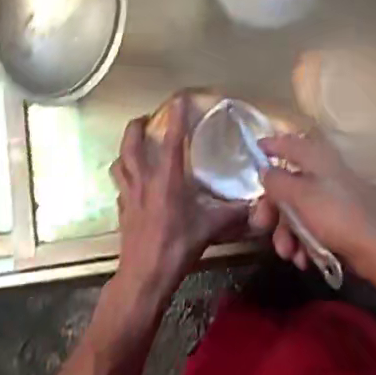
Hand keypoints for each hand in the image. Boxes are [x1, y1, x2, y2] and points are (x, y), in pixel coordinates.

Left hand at [110, 99, 266, 297]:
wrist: (144, 275)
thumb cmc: (177, 248)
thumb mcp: (209, 229)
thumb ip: (232, 214)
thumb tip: (256, 207)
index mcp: (166, 180)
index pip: (172, 140)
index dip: (176, 117)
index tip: (178, 99)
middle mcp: (143, 180)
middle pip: (131, 143)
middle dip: (137, 126)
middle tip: (146, 119)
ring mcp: (128, 194)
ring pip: (120, 162)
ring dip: (125, 150)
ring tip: (135, 147)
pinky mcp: (121, 209)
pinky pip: (119, 185)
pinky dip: (125, 178)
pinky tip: (132, 183)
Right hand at [257, 132, 375, 278]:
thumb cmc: (336, 215)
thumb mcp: (298, 196)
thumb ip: (276, 180)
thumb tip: (264, 170)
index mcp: (316, 158)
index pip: (288, 142)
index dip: (269, 146)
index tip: (253, 154)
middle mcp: (324, 174)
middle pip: (286, 184)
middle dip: (272, 210)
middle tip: (261, 226)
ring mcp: (333, 198)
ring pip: (297, 210)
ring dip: (286, 233)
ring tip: (288, 254)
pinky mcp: (340, 221)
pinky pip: (312, 227)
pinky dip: (303, 242)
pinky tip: (303, 259)